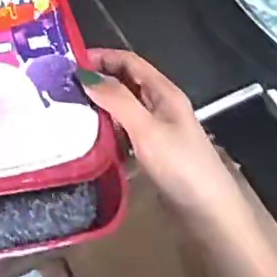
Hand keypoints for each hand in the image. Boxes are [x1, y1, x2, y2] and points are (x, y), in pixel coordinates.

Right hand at [79, 49, 276, 276]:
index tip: (69, 62)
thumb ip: (115, 99)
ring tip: (70, 110)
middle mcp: (161, 106)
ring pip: (123, 108)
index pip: (128, 61)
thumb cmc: (181, 167)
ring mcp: (158, 131)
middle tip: (64, 86)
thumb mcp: (145, 128)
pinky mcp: (154, 154)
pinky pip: (125, 132)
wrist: (212, 220)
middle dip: (96, 80)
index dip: (100, 56)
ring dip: (100, 106)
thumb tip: (83, 74)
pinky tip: (91, 139)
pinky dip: (108, 130)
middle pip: (124, 82)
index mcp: (163, 92)